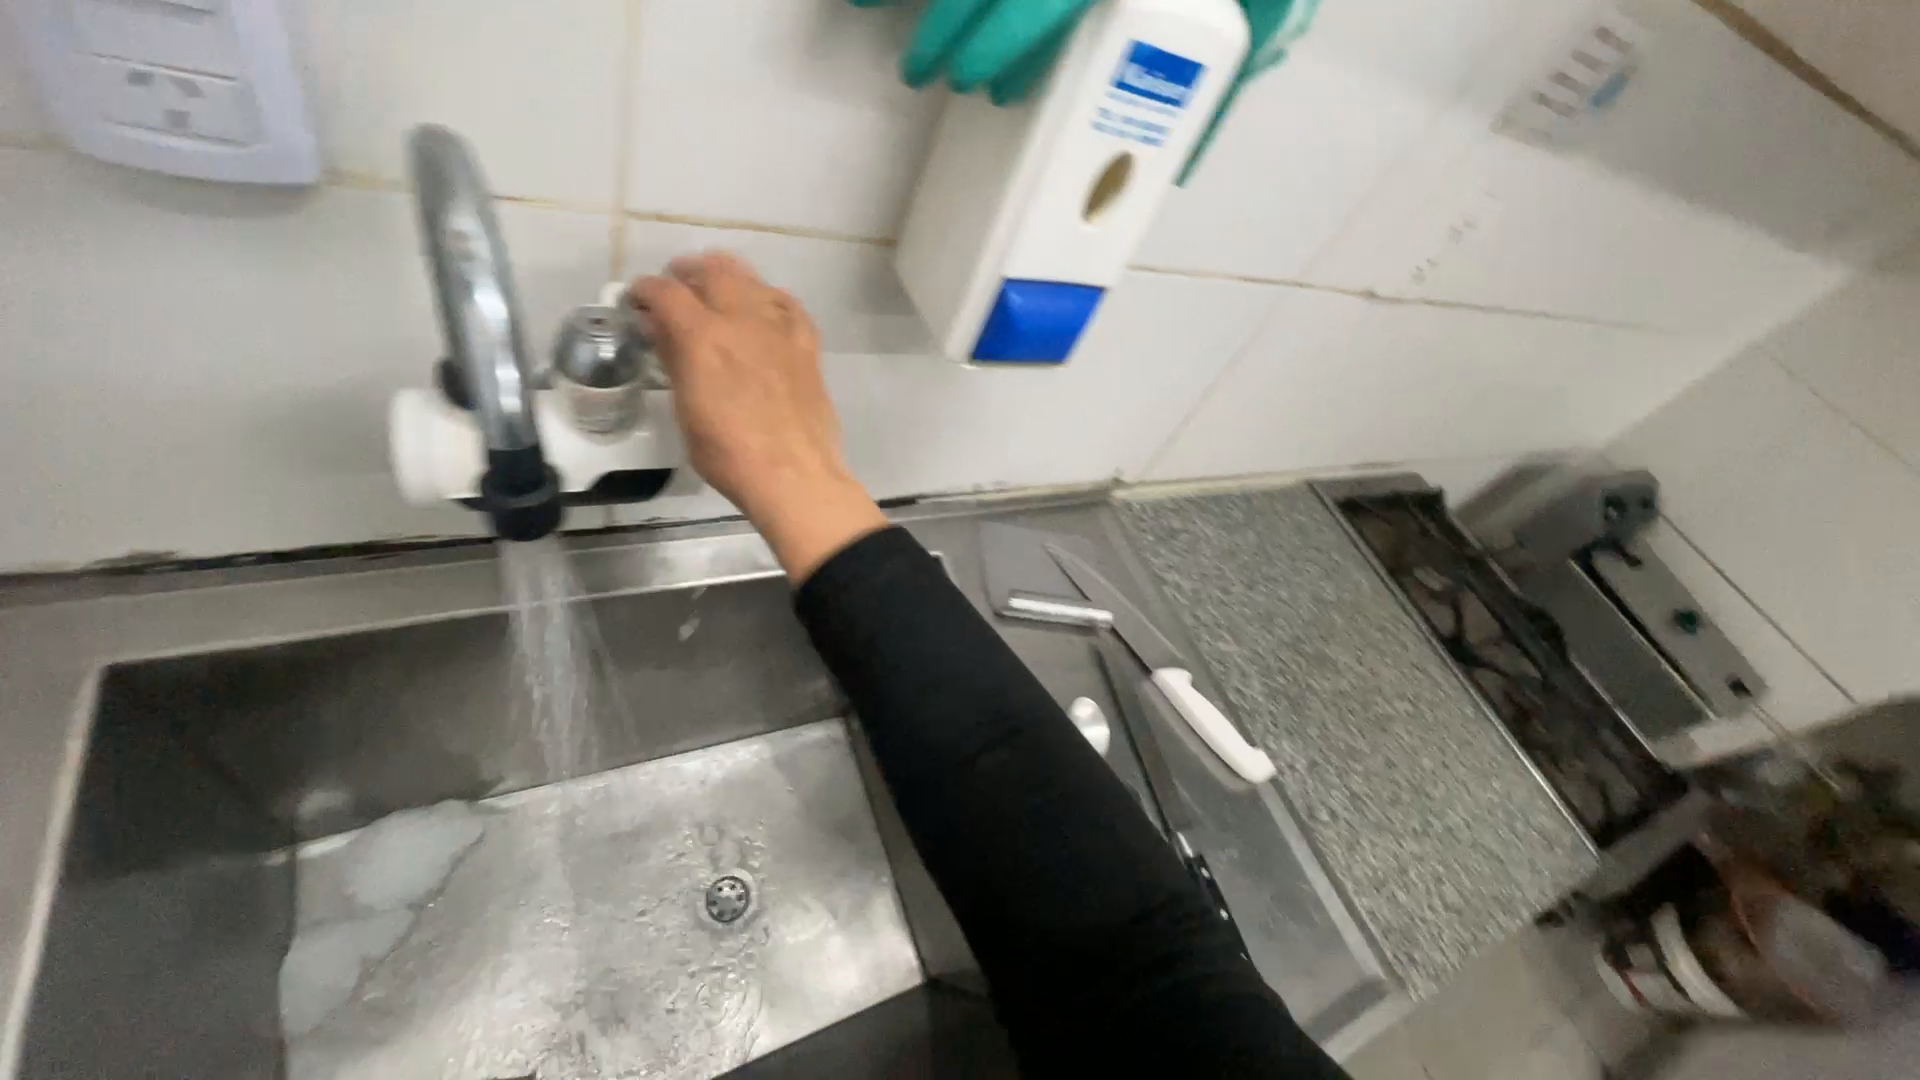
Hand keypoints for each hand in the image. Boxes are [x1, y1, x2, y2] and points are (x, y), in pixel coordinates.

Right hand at [630, 252, 885, 581]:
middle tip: (678, 283)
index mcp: (702, 337)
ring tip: (717, 289)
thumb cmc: (729, 455)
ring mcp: (779, 330)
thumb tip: (659, 328)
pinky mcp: (807, 346)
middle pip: (713, 271)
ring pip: (753, 280)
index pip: (665, 292)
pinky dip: (770, 298)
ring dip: (729, 277)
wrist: (793, 475)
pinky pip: (789, 305)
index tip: (638, 299)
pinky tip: (765, 306)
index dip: (646, 290)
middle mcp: (742, 320)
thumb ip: (674, 361)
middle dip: (688, 272)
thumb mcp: (686, 411)